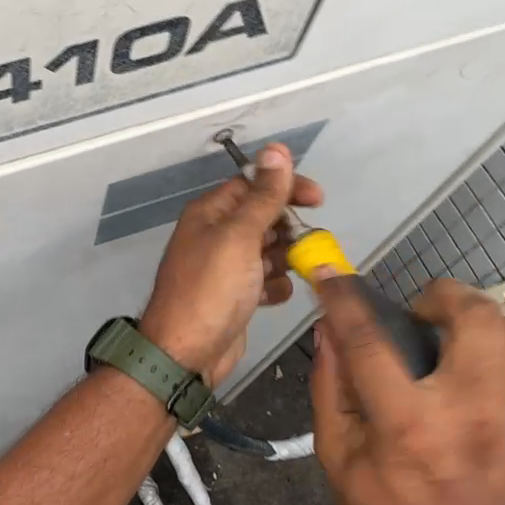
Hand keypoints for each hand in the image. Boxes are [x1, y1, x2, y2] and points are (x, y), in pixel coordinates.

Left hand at [139, 143, 322, 384]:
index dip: (285, 187)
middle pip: (264, 217)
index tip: (318, 200)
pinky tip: (271, 297)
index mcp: (209, 213)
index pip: (253, 185)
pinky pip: (265, 281)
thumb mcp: (239, 236)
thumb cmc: (210, 290)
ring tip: (281, 274)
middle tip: (299, 247)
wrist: (186, 354)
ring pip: (269, 250)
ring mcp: (225, 268)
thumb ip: (262, 196)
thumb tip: (276, 150)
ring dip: (283, 260)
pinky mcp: (235, 296)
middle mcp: (215, 235)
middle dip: (286, 230)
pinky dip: (274, 287)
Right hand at [308, 276, 504, 504]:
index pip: (371, 341)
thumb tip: (327, 330)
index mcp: (409, 425)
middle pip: (473, 315)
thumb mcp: (337, 458)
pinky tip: (474, 361)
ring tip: (447, 335)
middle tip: (414, 313)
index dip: (345, 301)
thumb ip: (330, 389)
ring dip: (475, 317)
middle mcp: (471, 410)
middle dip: (438, 295)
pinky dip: (501, 343)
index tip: (329, 276)